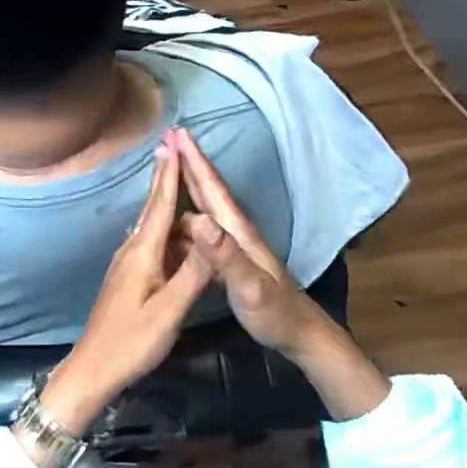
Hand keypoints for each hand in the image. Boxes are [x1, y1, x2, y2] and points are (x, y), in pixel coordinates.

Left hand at [39, 139, 214, 436]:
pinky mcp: (126, 279)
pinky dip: (162, 228)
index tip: (174, 144)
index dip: (170, 175)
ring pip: (149, 226)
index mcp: (142, 254)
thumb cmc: (132, 341)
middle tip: (170, 146)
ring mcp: (126, 265)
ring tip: (175, 178)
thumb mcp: (170, 311)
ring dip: (162, 200)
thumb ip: (193, 274)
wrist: (93, 367)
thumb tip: (213, 234)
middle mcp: (131, 251)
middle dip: (163, 177)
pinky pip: (149, 243)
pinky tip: (170, 231)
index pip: (160, 206)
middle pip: (151, 209)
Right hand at [169, 127, 388, 418]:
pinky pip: (203, 227)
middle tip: (169, 137)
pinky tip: (177, 220)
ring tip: (166, 172)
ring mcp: (235, 243)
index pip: (212, 189)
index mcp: (238, 231)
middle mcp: (236, 230)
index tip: (176, 132)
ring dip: (187, 185)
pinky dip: (187, 215)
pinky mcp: (232, 257)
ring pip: (205, 206)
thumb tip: (196, 219)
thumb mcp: (249, 286)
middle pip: (209, 190)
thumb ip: (224, 255)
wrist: (301, 335)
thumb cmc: (275, 313)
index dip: (194, 160)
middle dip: (189, 162)